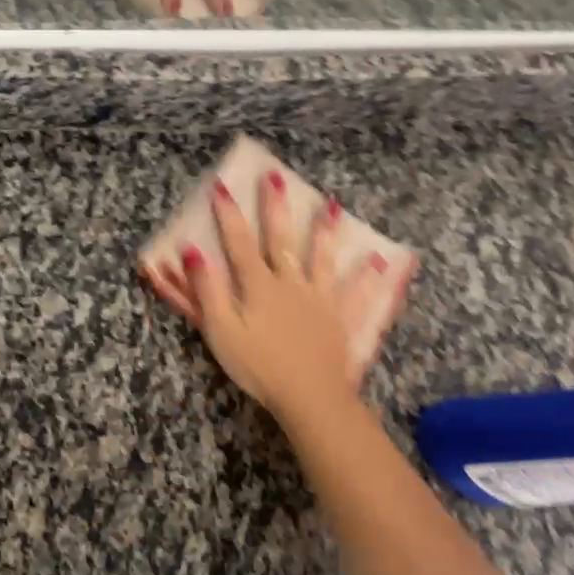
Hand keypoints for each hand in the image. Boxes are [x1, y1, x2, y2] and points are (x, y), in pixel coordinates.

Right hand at [144, 173, 397, 425]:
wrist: (309, 396)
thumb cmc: (258, 366)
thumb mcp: (220, 330)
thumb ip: (206, 290)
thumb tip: (191, 251)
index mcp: (258, 286)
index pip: (239, 244)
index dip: (229, 216)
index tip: (222, 187)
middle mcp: (290, 283)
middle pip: (282, 240)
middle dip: (275, 208)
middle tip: (276, 177)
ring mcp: (319, 299)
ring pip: (321, 259)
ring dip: (325, 232)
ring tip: (331, 205)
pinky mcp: (339, 319)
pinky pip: (356, 294)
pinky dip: (368, 277)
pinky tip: (381, 261)